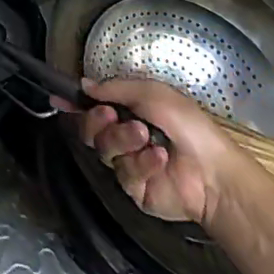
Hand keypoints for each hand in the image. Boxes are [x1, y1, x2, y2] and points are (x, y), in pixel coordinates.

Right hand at [71, 77, 244, 225]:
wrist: (217, 173)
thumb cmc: (188, 126)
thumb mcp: (153, 93)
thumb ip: (115, 88)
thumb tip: (83, 85)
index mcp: (128, 112)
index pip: (91, 106)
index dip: (73, 103)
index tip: (56, 99)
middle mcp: (123, 137)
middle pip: (89, 128)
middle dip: (96, 119)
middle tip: (111, 115)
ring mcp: (126, 163)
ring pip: (103, 148)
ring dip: (122, 138)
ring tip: (146, 137)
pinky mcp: (133, 188)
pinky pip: (123, 172)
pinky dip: (141, 163)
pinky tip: (159, 160)